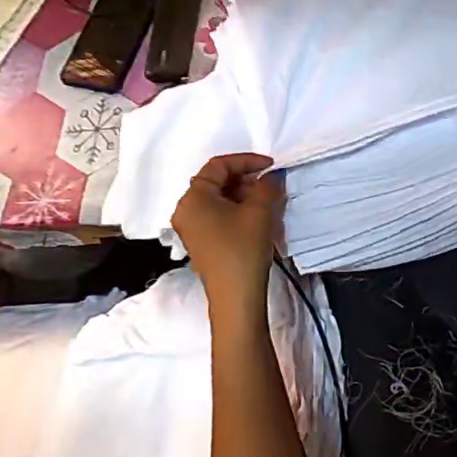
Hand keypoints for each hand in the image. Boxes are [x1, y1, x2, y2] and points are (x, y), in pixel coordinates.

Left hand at [172, 153, 284, 306]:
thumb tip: (271, 177)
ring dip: (243, 195)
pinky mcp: (201, 243)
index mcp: (193, 197)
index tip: (271, 166)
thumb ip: (266, 186)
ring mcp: (191, 228)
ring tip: (268, 201)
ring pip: (218, 200)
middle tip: (271, 185)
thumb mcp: (259, 211)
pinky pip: (217, 216)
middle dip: (246, 179)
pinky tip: (257, 217)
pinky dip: (237, 210)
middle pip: (216, 182)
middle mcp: (185, 210)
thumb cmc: (243, 248)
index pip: (218, 166)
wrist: (235, 295)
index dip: (247, 161)